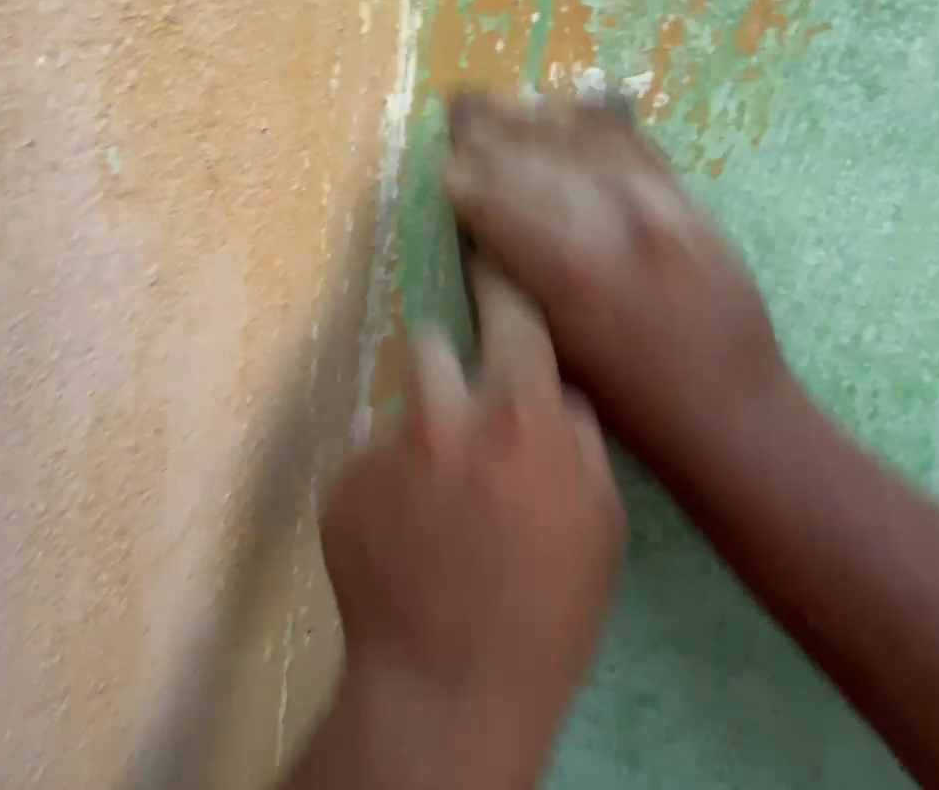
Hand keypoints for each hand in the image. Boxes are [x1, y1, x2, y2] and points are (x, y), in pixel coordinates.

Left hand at [312, 260, 623, 787]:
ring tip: (434, 493)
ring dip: (419, 427)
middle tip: (465, 420)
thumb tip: (547, 389)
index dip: (503, 286)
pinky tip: (401, 528)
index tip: (491, 260)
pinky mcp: (340, 477)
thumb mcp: (598, 521)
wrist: (446, 679)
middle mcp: (442, 415)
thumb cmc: (546, 610)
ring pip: (401, 403)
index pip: (511, 316)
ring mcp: (382, 444)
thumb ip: (571, 435)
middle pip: (435, 345)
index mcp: (518, 419)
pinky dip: (385, 477)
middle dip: (453, 370)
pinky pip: (370, 454)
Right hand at [442, 93, 790, 459]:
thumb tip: (478, 237)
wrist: (729, 411)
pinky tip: (576, 103)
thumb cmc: (620, 396)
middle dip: (494, 134)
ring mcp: (662, 212)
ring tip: (504, 97)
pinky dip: (604, 126)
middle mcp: (614, 228)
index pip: (502, 204)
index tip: (444, 159)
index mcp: (568, 271)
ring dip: (540, 122)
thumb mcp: (549, 347)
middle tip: (462, 104)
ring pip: (586, 149)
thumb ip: (510, 284)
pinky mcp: (695, 209)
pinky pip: (642, 151)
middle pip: (540, 165)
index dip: (468, 178)